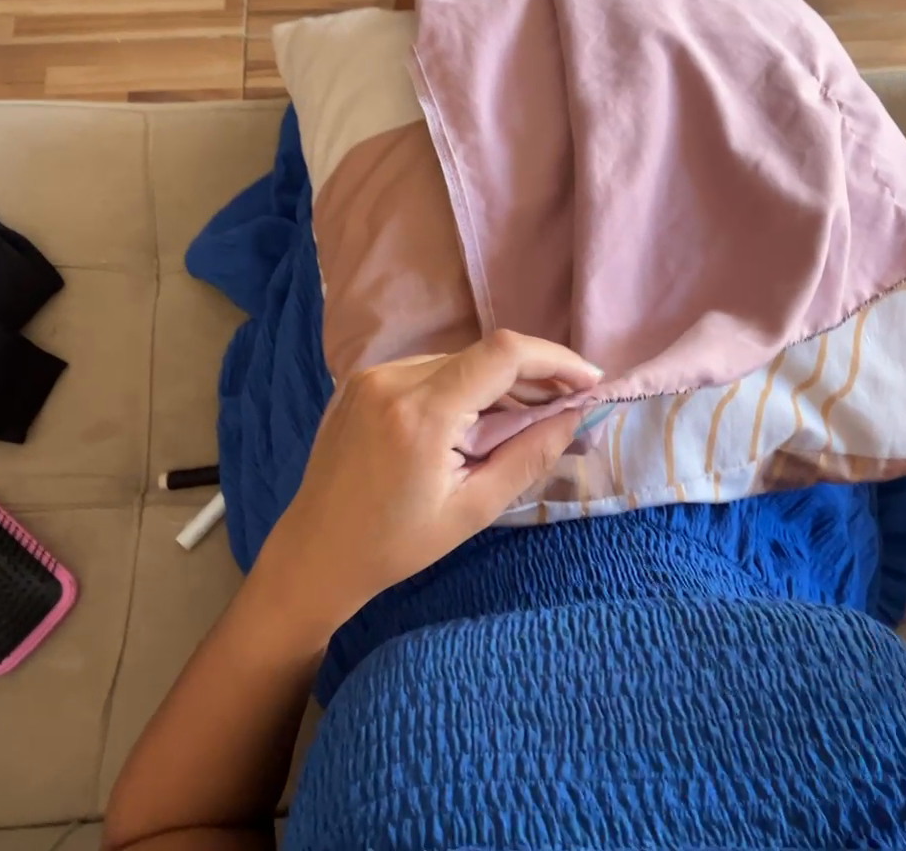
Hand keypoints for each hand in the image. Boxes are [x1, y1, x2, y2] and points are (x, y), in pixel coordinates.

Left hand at [249, 330, 600, 638]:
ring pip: (457, 361)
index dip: (555, 360)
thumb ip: (529, 457)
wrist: (316, 551)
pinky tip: (471, 422)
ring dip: (496, 384)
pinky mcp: (361, 381)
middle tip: (562, 412)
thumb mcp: (473, 510)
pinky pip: (428, 370)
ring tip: (518, 424)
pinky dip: (461, 387)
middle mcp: (392, 379)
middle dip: (531, 378)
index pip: (503, 353)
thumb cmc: (396, 544)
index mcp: (420, 412)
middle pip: (482, 356)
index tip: (588, 382)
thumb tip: (574, 416)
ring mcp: (371, 375)